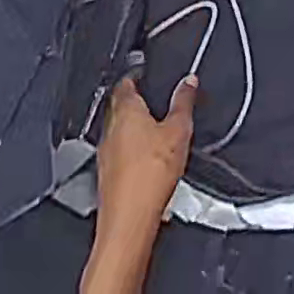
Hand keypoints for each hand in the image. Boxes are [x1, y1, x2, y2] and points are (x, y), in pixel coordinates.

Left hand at [96, 75, 196, 225]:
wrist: (129, 220)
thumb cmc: (149, 175)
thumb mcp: (178, 129)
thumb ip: (183, 102)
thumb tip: (189, 82)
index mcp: (125, 111)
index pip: (125, 82)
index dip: (134, 75)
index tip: (143, 72)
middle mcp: (110, 129)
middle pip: (119, 106)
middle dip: (134, 100)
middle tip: (150, 97)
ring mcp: (105, 153)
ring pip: (117, 130)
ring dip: (132, 126)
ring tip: (152, 127)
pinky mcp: (106, 175)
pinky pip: (117, 152)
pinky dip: (130, 149)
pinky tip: (145, 158)